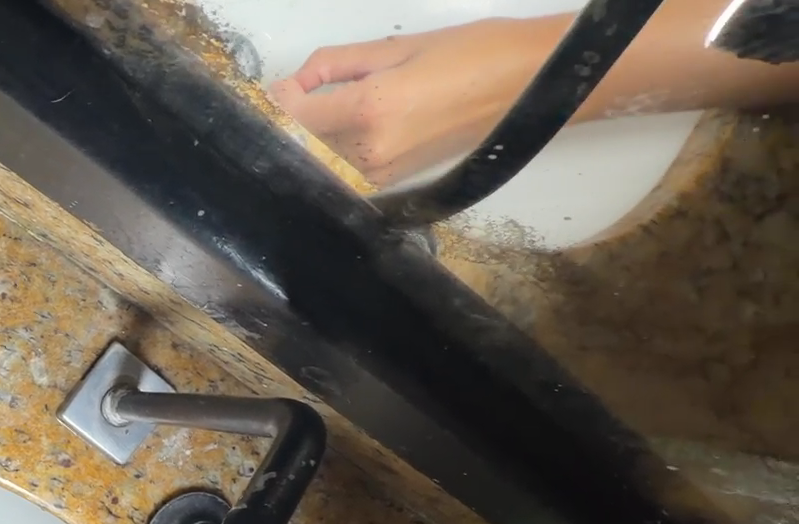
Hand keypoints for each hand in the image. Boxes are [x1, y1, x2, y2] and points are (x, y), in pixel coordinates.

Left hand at [268, 17, 562, 184]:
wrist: (533, 85)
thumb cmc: (474, 54)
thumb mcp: (400, 47)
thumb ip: (336, 64)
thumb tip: (292, 82)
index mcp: (370, 111)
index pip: (296, 117)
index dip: (282, 102)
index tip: (282, 88)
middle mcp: (366, 151)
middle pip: (302, 141)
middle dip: (297, 118)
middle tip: (306, 92)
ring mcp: (374, 173)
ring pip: (318, 158)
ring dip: (315, 136)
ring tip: (337, 106)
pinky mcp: (384, 183)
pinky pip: (341, 167)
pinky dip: (335, 149)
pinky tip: (353, 127)